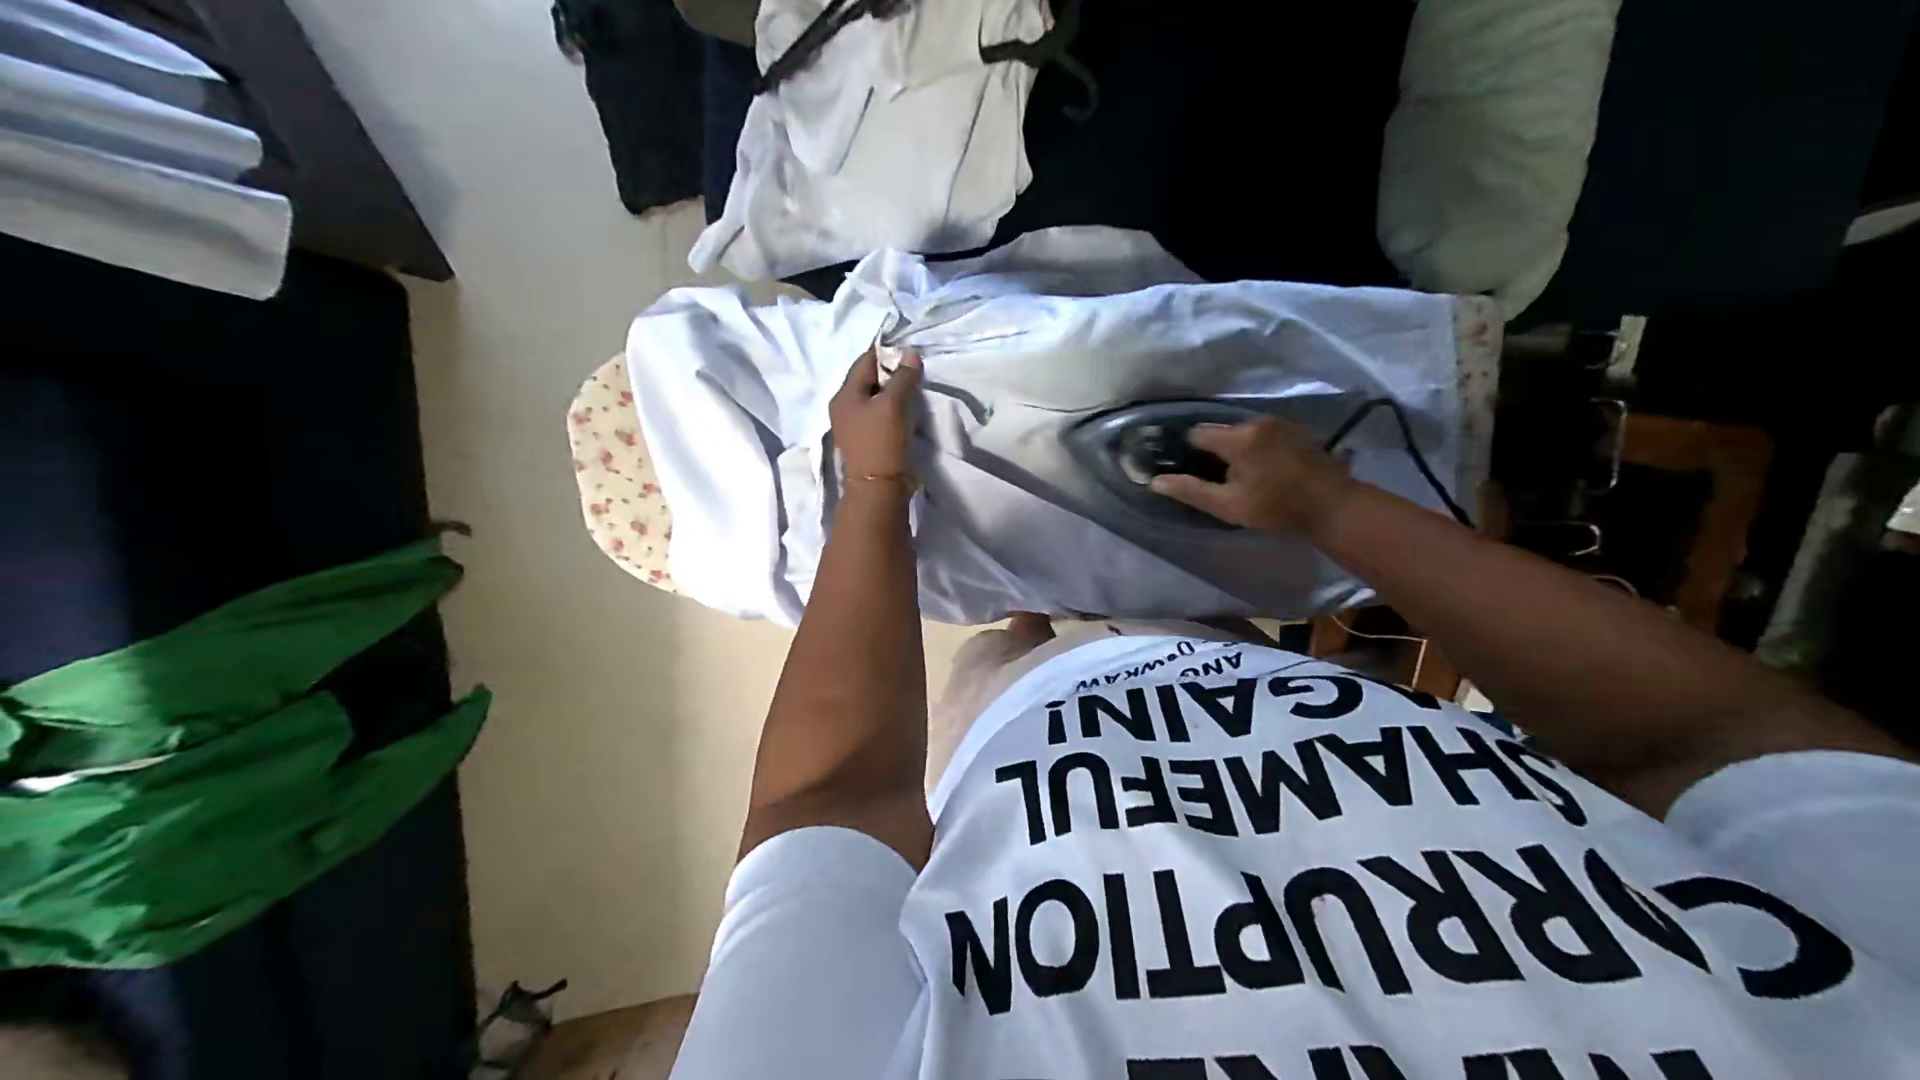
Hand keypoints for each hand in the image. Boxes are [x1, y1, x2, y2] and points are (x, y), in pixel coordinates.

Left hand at [830, 348, 921, 479]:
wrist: (879, 488)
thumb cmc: (882, 442)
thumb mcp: (893, 405)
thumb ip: (902, 377)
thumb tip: (910, 353)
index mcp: (844, 395)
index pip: (864, 361)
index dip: (886, 353)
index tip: (909, 353)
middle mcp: (844, 407)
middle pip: (868, 379)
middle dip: (890, 373)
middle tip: (914, 371)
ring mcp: (853, 424)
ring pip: (874, 397)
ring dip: (893, 391)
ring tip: (913, 389)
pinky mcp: (865, 438)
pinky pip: (878, 413)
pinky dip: (892, 407)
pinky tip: (906, 409)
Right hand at [1148, 417, 1354, 534]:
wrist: (1334, 507)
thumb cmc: (1276, 508)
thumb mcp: (1228, 506)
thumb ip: (1190, 491)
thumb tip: (1155, 482)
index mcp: (1238, 438)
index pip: (1197, 434)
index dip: (1189, 452)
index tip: (1190, 469)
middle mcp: (1257, 421)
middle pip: (1221, 431)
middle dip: (1215, 451)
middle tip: (1217, 478)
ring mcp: (1280, 423)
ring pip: (1243, 432)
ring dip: (1237, 449)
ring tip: (1241, 474)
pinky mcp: (1296, 430)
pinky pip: (1263, 434)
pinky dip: (1257, 447)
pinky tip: (1263, 468)